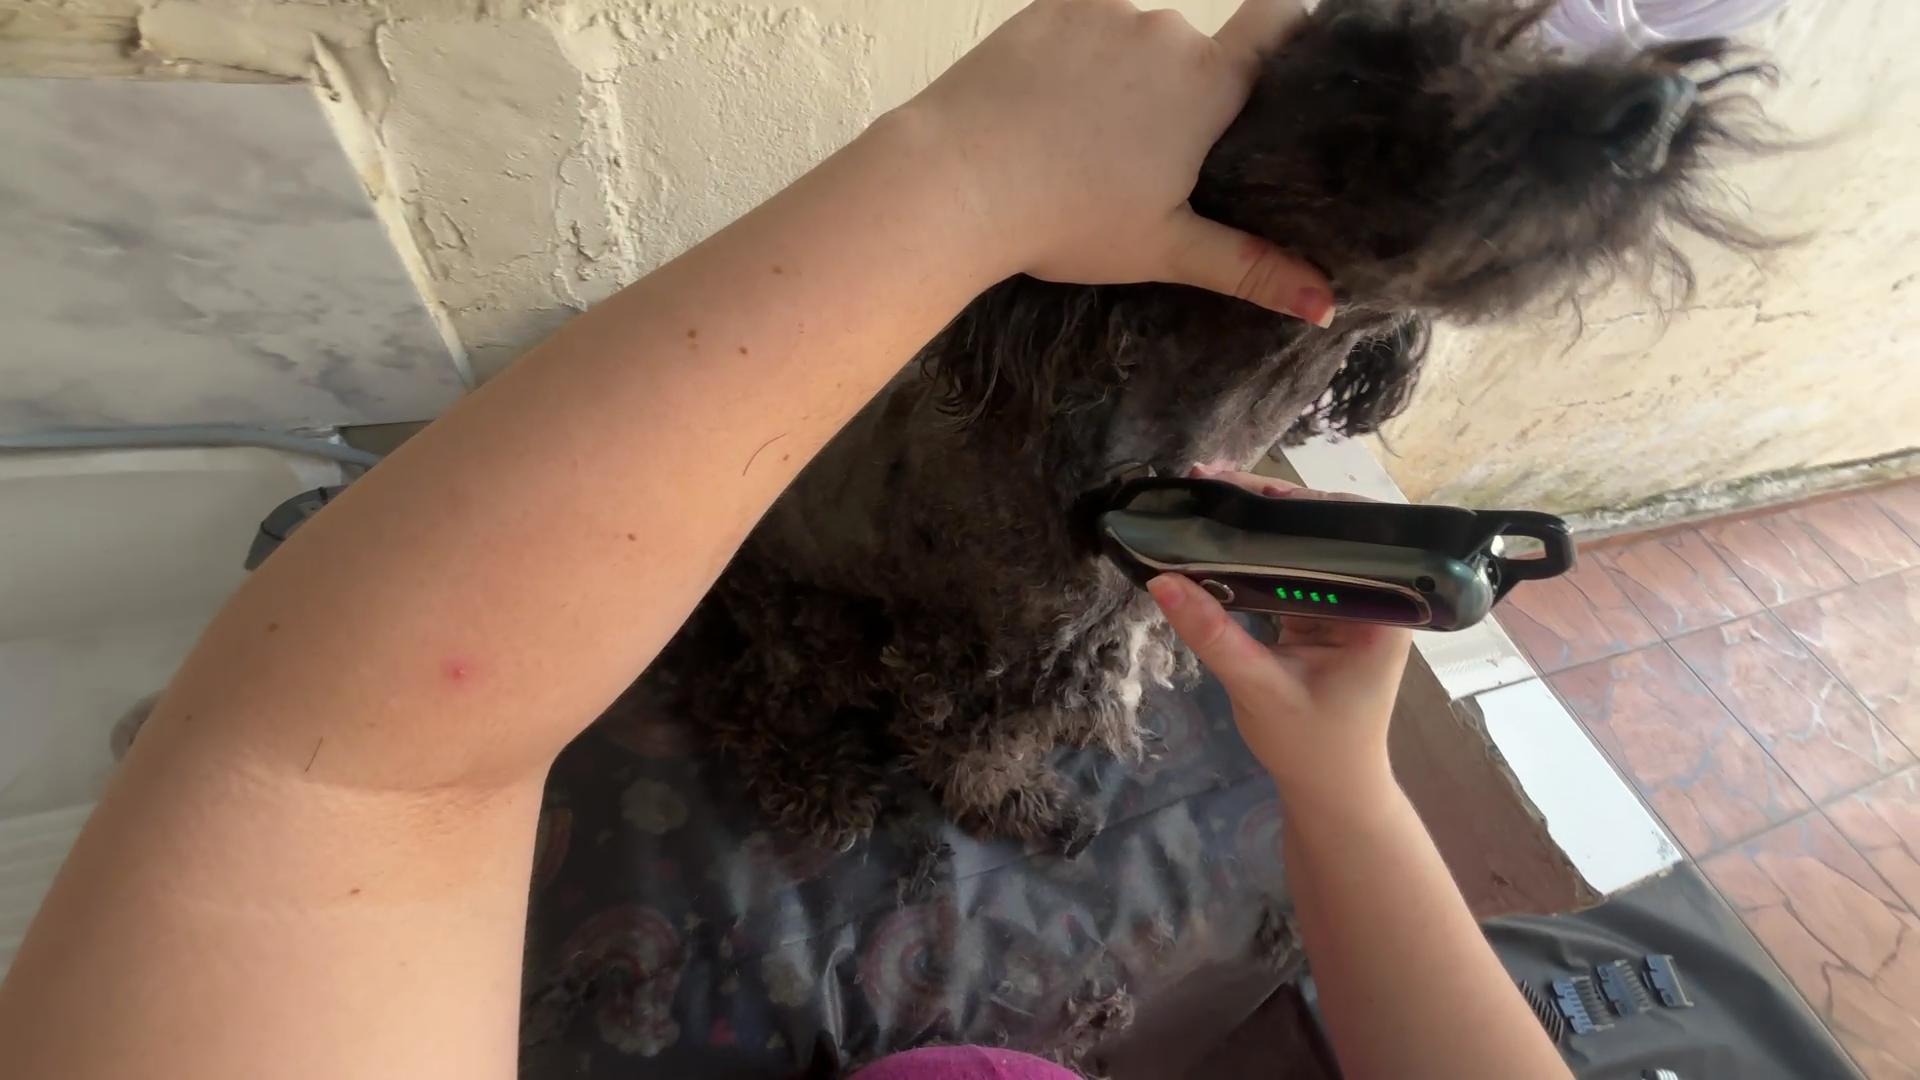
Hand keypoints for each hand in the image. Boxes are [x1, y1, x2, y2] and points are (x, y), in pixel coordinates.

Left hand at [896, 0, 1333, 324]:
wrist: (961, 184)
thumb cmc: (1068, 221)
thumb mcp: (1164, 251)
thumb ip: (1247, 267)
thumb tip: (1325, 304)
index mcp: (1207, 86)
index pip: (1278, 28)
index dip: (1277, 47)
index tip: (1254, 84)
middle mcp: (1167, 31)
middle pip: (1192, 51)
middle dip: (1176, 94)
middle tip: (1136, 157)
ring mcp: (1106, 10)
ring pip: (1131, 39)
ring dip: (1119, 77)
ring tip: (1076, 139)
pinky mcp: (1050, 4)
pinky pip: (1080, 22)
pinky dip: (1071, 57)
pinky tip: (1043, 106)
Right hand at [1149, 468, 1411, 812]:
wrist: (1329, 790)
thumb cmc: (1310, 747)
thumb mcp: (1258, 689)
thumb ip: (1213, 634)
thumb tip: (1161, 582)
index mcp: (1383, 611)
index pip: (1348, 535)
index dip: (1296, 504)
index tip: (1239, 486)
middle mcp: (1372, 597)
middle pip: (1321, 531)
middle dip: (1264, 502)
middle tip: (1206, 479)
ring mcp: (1344, 603)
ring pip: (1299, 546)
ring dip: (1253, 522)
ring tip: (1205, 496)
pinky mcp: (1317, 614)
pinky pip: (1282, 571)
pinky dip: (1248, 554)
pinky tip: (1214, 537)